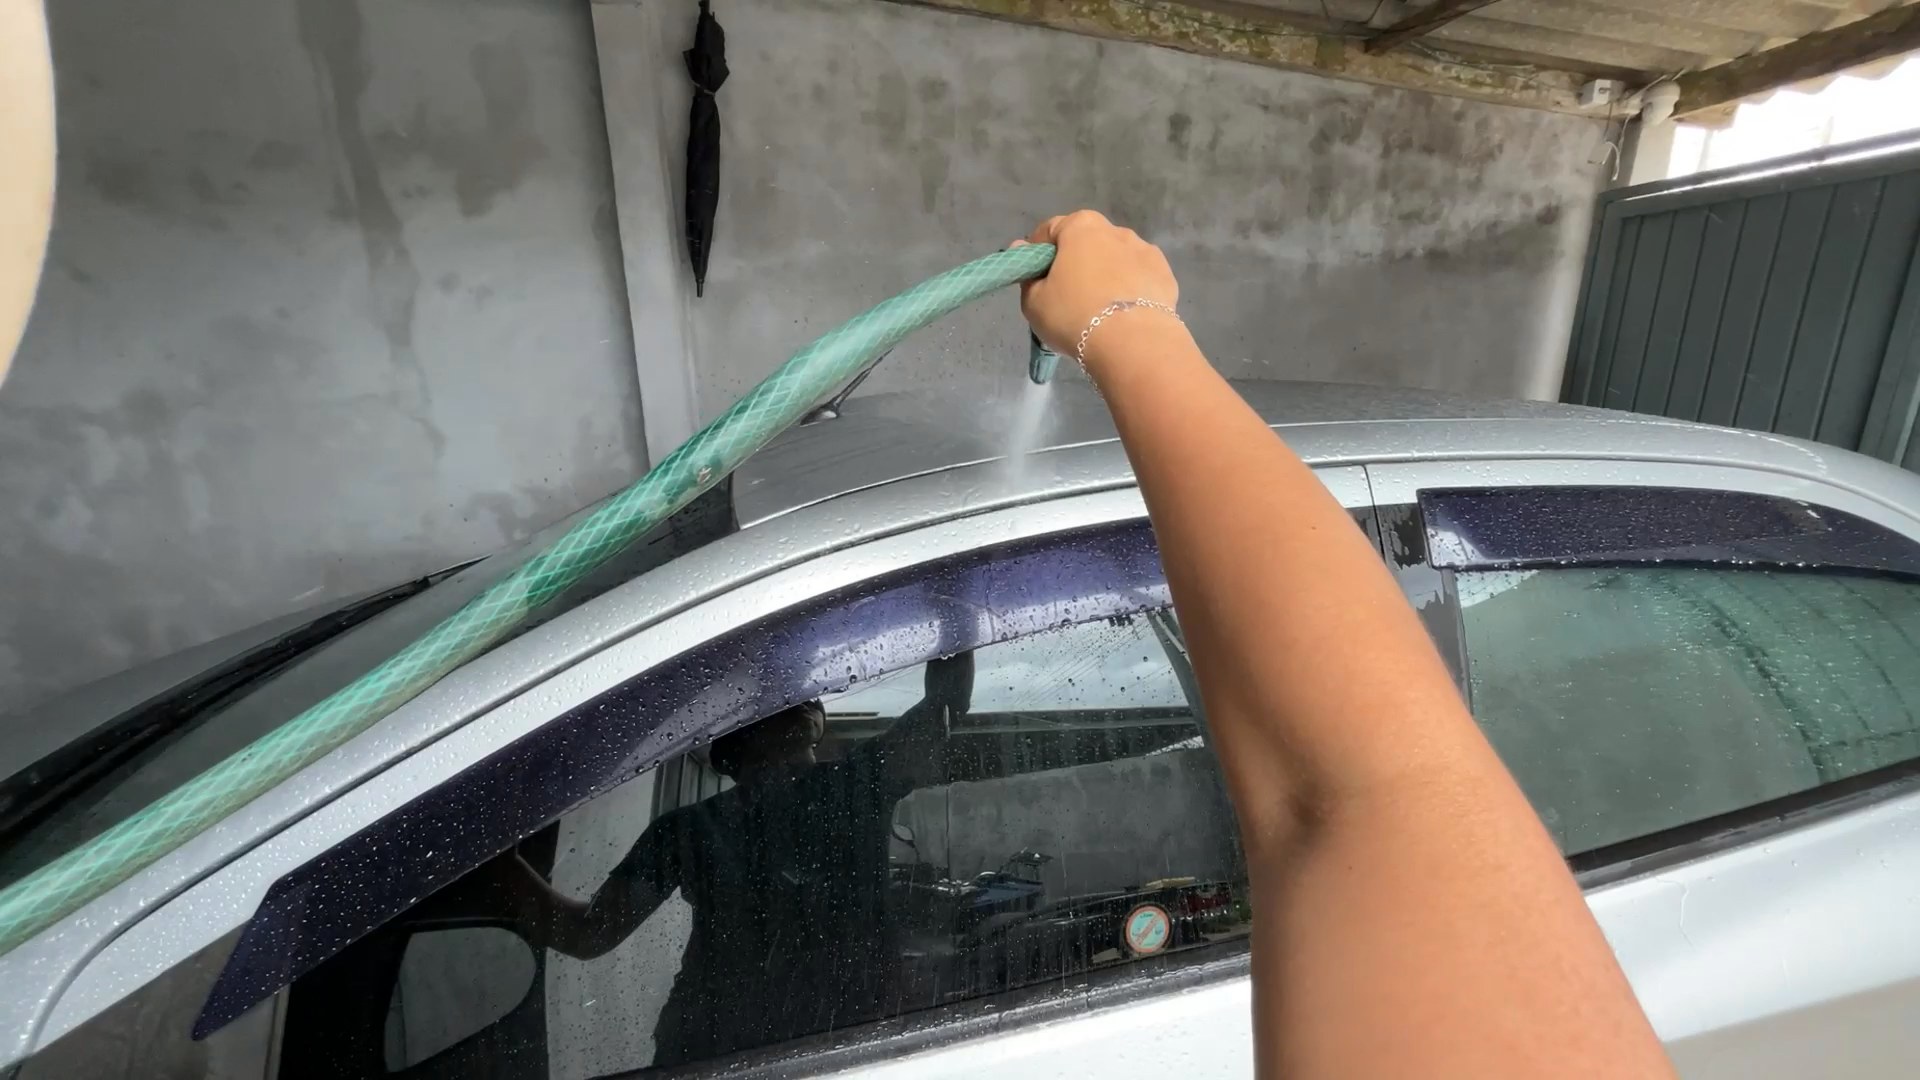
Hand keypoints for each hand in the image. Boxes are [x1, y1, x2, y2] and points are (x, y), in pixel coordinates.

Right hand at [1013, 210, 1180, 374]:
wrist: (1131, 343)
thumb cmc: (1073, 316)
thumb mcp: (1034, 303)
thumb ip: (1027, 275)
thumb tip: (1020, 249)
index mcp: (1080, 227)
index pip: (1050, 231)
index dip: (1039, 254)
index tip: (1037, 280)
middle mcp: (1115, 230)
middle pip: (1086, 244)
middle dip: (1076, 264)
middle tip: (1067, 299)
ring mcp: (1145, 250)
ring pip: (1115, 260)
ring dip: (1105, 276)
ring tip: (1100, 311)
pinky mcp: (1165, 275)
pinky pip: (1138, 279)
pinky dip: (1129, 291)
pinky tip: (1123, 316)